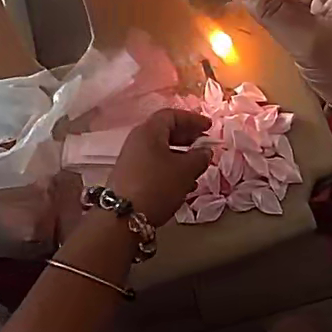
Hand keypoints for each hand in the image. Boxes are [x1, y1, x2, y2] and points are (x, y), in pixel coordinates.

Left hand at [105, 109, 212, 226]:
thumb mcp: (185, 171)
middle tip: (204, 144)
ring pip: (160, 149)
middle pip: (164, 131)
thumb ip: (199, 158)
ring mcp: (132, 158)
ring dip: (181, 155)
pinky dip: (171, 167)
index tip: (208, 126)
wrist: (123, 216)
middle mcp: (137, 140)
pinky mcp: (130, 175)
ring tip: (198, 165)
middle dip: (187, 136)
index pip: (171, 115)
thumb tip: (205, 152)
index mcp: (149, 131)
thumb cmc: (157, 185)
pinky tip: (184, 183)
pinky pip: (155, 164)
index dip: (192, 119)